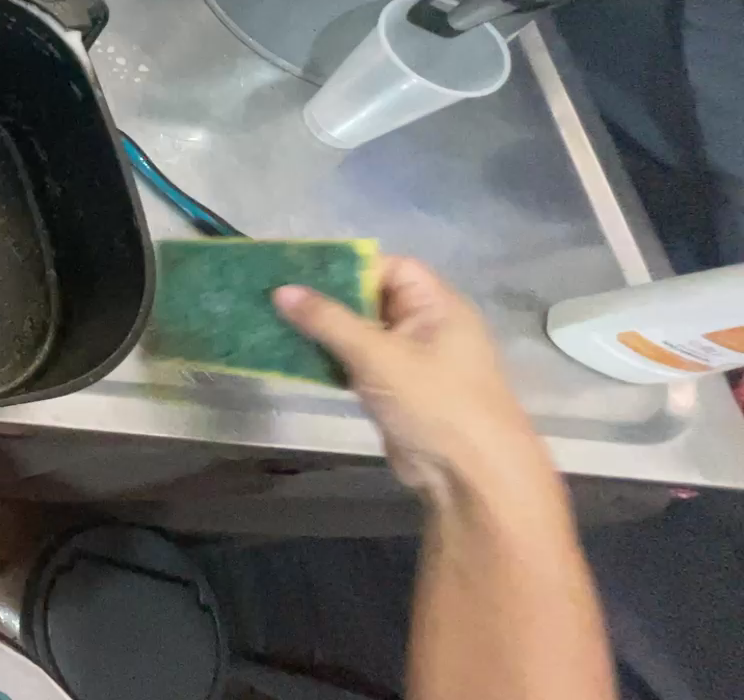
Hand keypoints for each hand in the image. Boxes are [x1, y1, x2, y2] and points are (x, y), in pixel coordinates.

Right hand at [273, 256, 552, 504]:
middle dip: (324, 295)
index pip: (391, 267)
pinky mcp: (392, 385)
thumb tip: (280, 289)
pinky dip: (324, 352)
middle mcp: (425, 326)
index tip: (301, 271)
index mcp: (438, 308)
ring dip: (318, 326)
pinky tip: (289, 351)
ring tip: (272, 318)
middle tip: (276, 293)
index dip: (349, 265)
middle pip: (369, 295)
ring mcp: (408, 357)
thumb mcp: (376, 355)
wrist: (471, 479)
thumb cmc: (435, 403)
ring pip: (355, 328)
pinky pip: (351, 356)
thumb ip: (326, 319)